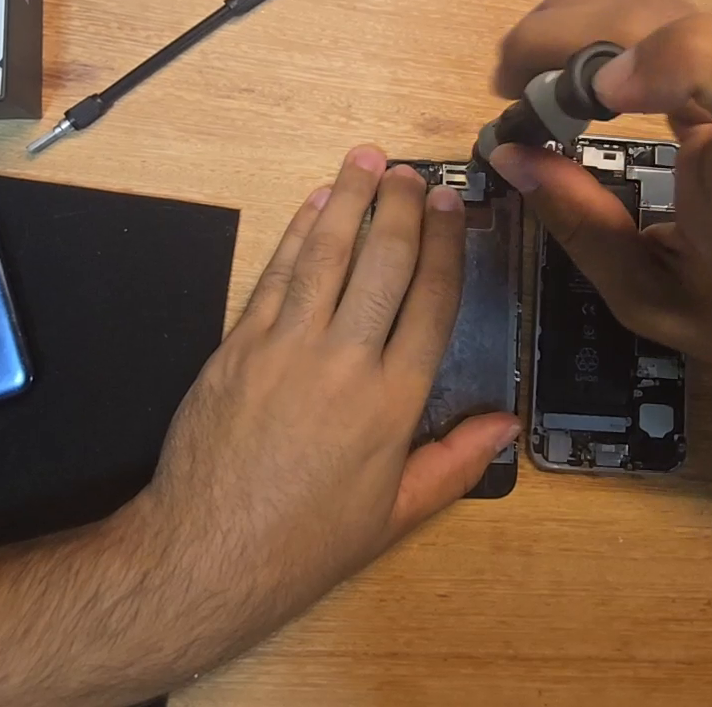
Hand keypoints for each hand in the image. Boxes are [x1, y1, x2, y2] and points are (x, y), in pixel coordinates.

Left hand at [117, 146, 519, 657]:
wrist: (206, 552)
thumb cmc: (306, 541)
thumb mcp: (394, 515)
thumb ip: (454, 463)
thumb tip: (505, 422)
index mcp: (393, 403)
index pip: (431, 302)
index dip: (444, 245)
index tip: (449, 204)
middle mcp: (345, 361)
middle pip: (383, 265)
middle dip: (399, 207)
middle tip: (408, 170)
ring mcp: (287, 346)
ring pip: (327, 255)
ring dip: (348, 200)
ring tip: (364, 159)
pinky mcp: (241, 343)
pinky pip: (276, 275)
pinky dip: (296, 233)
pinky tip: (313, 203)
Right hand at [488, 0, 711, 436]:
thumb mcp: (653, 301)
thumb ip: (584, 228)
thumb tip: (510, 154)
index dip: (682, 65)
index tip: (597, 101)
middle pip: (679, 18)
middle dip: (572, 32)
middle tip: (505, 83)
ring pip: (664, 7)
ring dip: (575, 25)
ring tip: (520, 75)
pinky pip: (662, 26)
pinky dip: (596, 35)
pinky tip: (561, 70)